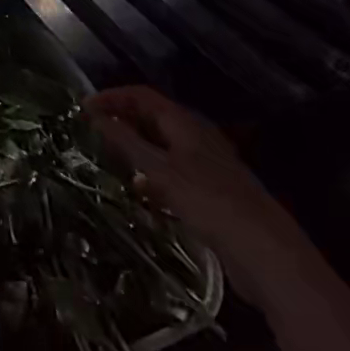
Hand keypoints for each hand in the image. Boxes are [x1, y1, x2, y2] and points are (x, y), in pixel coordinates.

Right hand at [86, 88, 349, 350]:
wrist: (267, 254)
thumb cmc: (211, 202)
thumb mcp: (161, 170)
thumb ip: (126, 142)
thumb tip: (94, 116)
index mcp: (187, 124)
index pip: (142, 95)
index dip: (112, 97)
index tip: (82, 109)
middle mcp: (197, 138)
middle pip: (153, 118)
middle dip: (121, 120)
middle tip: (90, 131)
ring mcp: (206, 166)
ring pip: (162, 146)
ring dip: (134, 148)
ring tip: (106, 158)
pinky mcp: (211, 193)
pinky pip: (172, 172)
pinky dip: (150, 174)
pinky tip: (139, 192)